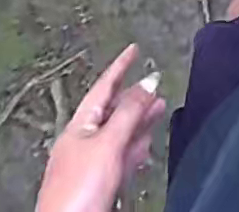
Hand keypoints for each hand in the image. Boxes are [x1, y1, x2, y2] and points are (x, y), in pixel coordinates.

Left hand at [35, 44, 167, 211]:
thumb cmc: (79, 189)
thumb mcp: (108, 142)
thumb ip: (130, 111)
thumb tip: (150, 81)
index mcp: (78, 128)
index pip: (103, 88)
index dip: (120, 66)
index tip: (133, 49)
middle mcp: (82, 143)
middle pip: (112, 110)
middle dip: (136, 95)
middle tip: (155, 81)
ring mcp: (89, 165)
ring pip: (119, 133)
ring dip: (140, 120)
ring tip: (160, 108)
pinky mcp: (98, 185)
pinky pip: (120, 155)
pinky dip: (136, 145)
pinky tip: (147, 144)